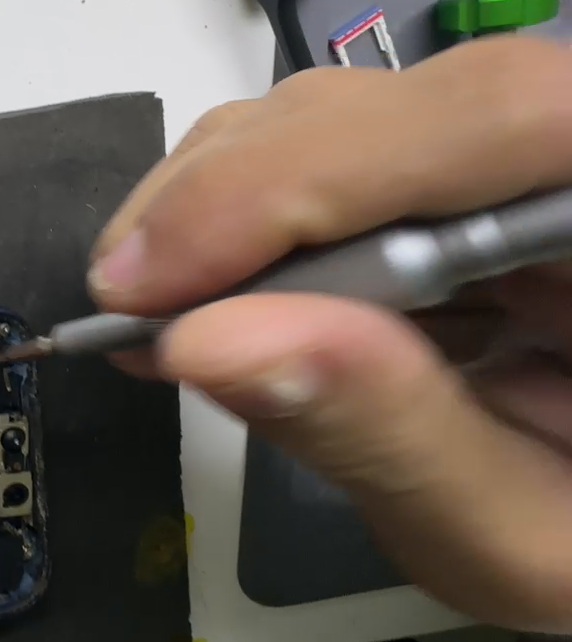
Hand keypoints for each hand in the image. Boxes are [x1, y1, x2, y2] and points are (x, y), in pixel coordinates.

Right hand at [87, 36, 571, 631]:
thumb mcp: (516, 534)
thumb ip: (383, 432)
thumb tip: (199, 340)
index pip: (492, 122)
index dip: (291, 182)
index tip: (151, 287)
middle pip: (374, 107)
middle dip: (216, 199)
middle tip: (126, 301)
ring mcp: (504, 157)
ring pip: (314, 117)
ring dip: (202, 208)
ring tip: (160, 306)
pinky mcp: (430, 176)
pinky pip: (298, 153)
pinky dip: (219, 218)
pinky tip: (200, 290)